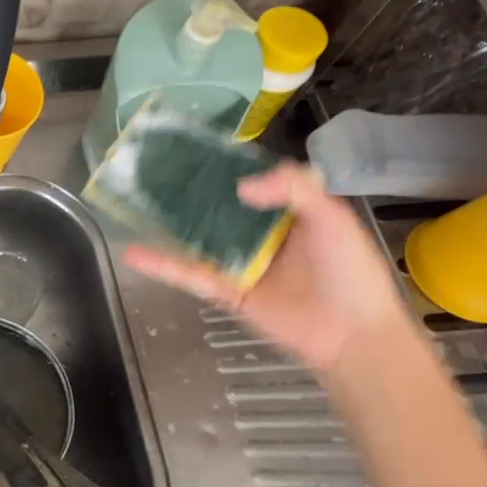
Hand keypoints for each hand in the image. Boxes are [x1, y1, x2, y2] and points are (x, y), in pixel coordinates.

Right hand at [123, 162, 417, 372]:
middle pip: (218, 210)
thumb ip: (293, 188)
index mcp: (289, 216)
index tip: (196, 150)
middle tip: (153, 172)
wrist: (354, 336)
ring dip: (168, 225)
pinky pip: (191, 274)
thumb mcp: (332, 218)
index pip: (253, 185)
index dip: (227, 168)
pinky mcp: (226, 291)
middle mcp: (262, 236)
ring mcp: (241, 264)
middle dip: (189, 193)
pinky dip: (162, 264)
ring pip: (198, 239)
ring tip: (133, 204)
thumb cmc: (350, 273)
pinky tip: (134, 251)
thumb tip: (240, 186)